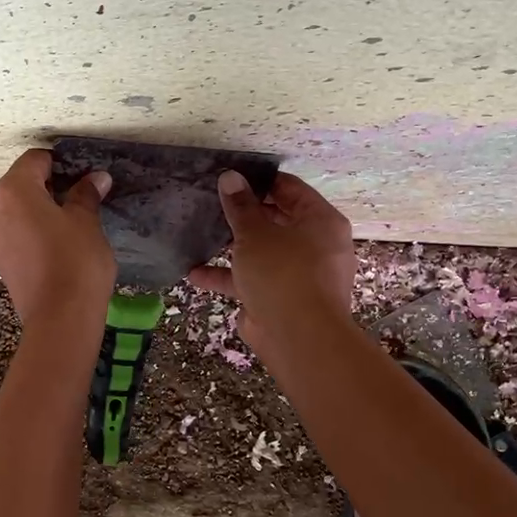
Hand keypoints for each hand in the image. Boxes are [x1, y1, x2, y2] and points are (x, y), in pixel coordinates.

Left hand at [0, 149, 116, 330]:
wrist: (59, 318)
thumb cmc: (75, 260)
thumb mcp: (85, 221)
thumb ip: (86, 194)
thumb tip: (96, 178)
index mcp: (12, 189)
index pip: (35, 160)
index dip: (60, 163)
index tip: (82, 175)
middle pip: (21, 182)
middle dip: (48, 185)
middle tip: (79, 198)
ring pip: (15, 207)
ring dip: (38, 208)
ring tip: (68, 222)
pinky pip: (11, 229)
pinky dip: (29, 228)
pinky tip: (53, 242)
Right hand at [186, 170, 353, 354]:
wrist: (299, 339)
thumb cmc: (282, 273)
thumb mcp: (254, 233)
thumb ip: (240, 205)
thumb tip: (230, 177)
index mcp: (321, 222)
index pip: (290, 189)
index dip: (259, 181)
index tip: (229, 177)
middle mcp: (316, 246)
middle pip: (277, 219)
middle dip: (244, 214)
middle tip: (212, 202)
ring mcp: (300, 274)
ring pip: (263, 251)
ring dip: (234, 246)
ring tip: (201, 233)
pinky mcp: (283, 298)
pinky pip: (254, 279)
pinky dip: (229, 276)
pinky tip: (195, 273)